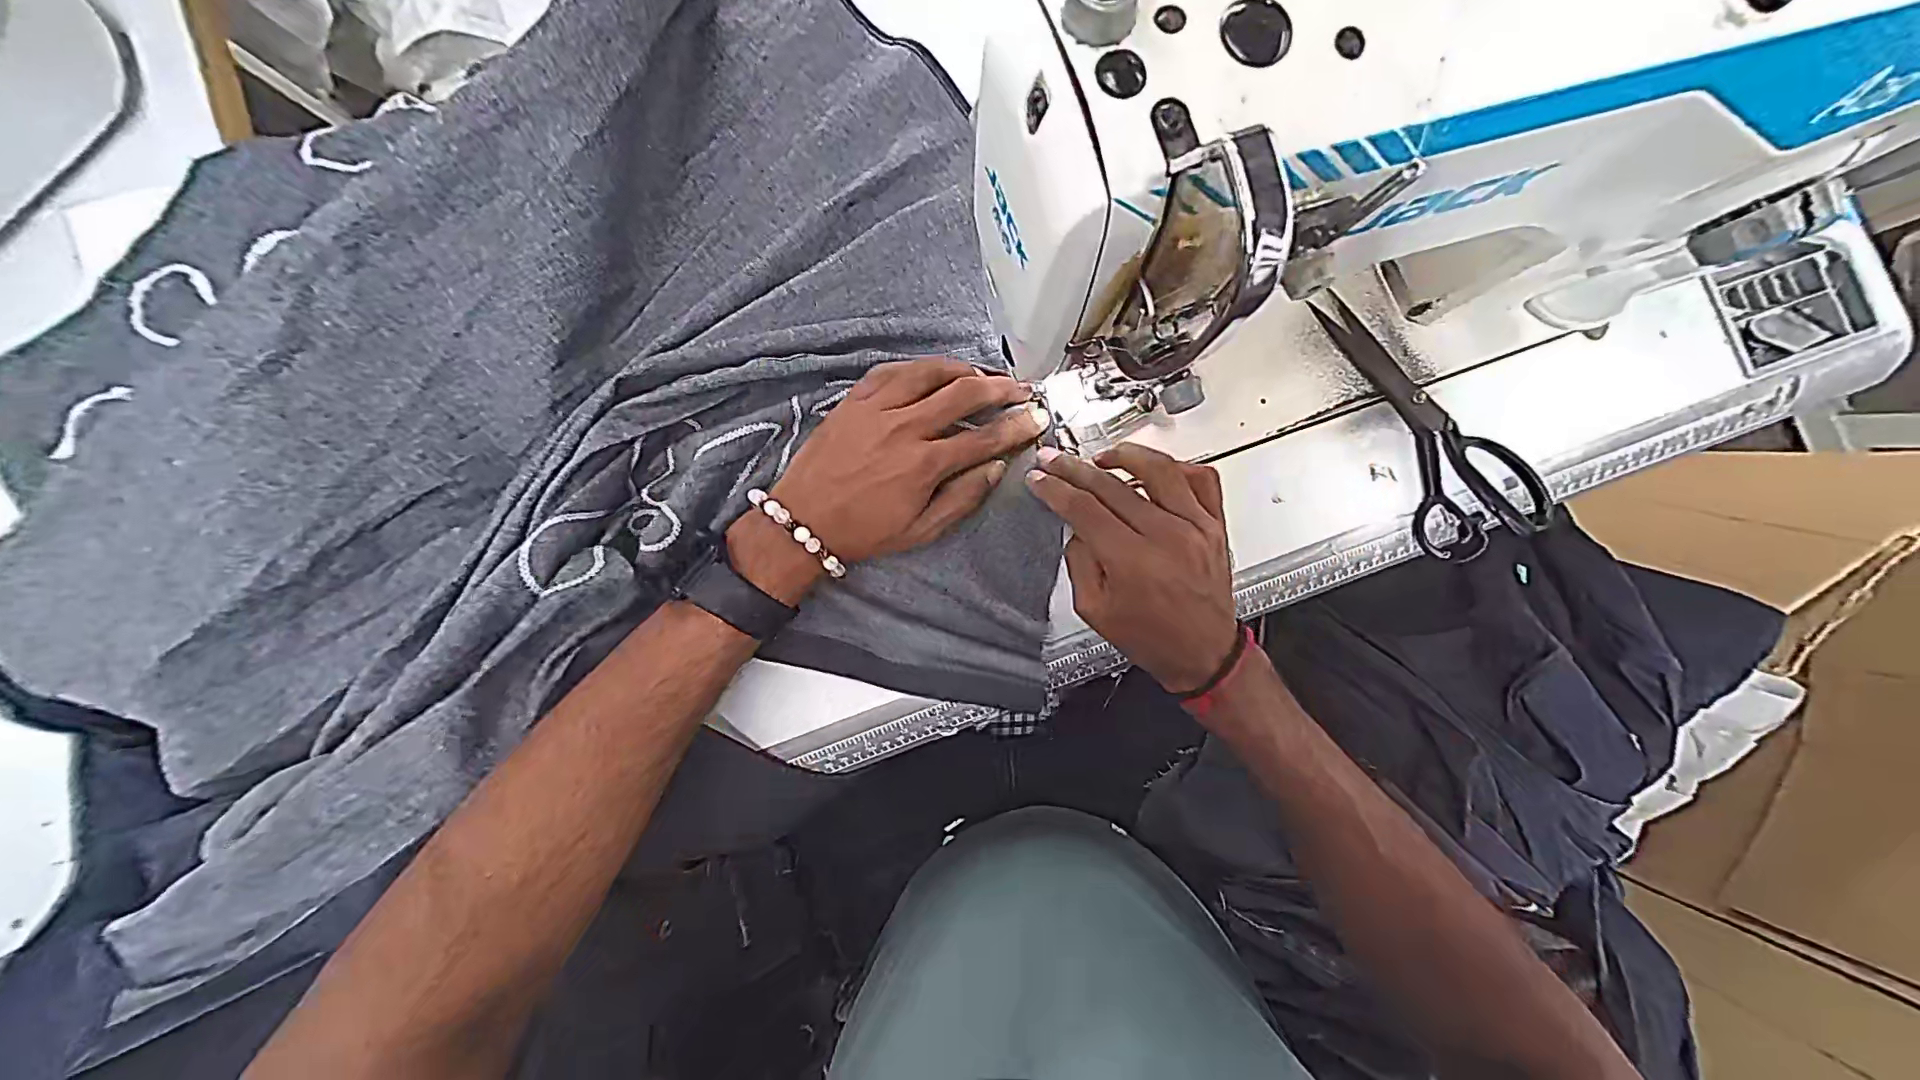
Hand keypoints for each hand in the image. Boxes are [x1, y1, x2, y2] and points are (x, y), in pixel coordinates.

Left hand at [728, 358, 1048, 603]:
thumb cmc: (863, 531)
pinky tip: (932, 371)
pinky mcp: (854, 401)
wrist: (804, 520)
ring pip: (930, 372)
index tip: (1036, 417)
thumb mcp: (921, 531)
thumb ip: (962, 497)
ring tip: (981, 375)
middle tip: (1019, 389)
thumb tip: (995, 467)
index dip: (1017, 426)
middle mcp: (904, 429)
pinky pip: (891, 370)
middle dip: (1001, 388)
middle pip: (965, 394)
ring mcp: (876, 409)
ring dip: (963, 369)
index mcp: (923, 464)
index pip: (984, 437)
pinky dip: (918, 367)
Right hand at [1024, 442, 1237, 693]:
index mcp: (1132, 562)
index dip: (1055, 488)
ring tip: (1103, 456)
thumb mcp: (1095, 610)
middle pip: (1111, 484)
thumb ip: (1079, 562)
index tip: (1041, 478)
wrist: (1205, 654)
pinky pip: (1201, 478)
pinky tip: (1155, 470)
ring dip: (1124, 454)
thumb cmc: (1154, 638)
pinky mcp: (1215, 525)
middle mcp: (1167, 538)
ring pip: (1158, 468)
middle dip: (1074, 468)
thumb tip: (1075, 526)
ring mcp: (1196, 527)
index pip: (1083, 508)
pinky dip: (1176, 466)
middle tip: (1055, 459)